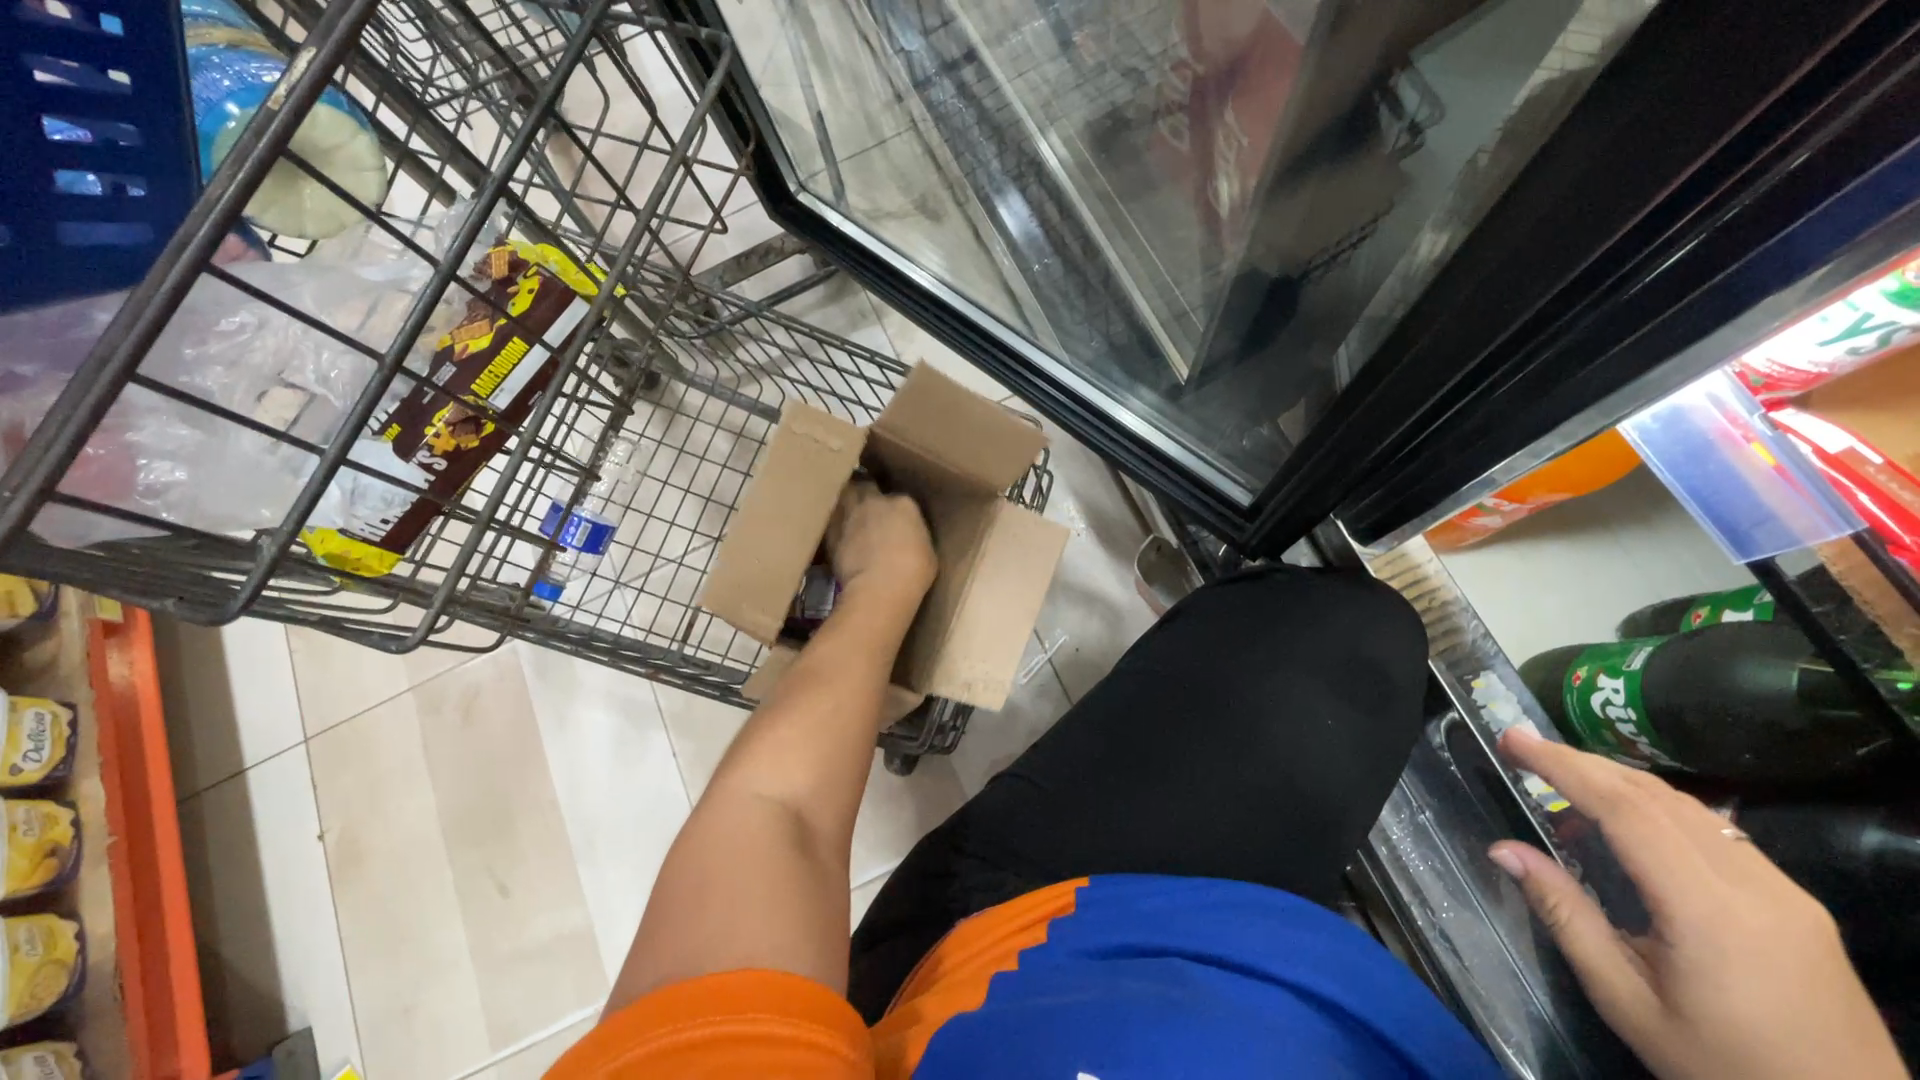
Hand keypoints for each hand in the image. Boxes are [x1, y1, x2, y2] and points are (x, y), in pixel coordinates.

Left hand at [825, 480, 934, 612]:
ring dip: (847, 502)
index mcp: (904, 504)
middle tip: (868, 509)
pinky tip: (839, 533)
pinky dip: (835, 523)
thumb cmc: (914, 572)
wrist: (880, 586)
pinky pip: (832, 519)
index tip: (894, 520)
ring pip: (844, 496)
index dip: (894, 508)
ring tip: (849, 513)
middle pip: (866, 486)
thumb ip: (913, 537)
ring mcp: (851, 514)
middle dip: (866, 494)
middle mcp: (875, 501)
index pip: (898, 498)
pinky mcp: (831, 531)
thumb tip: (905, 539)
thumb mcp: (927, 552)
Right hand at [1488, 728, 1905, 1079]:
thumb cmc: (1721, 1067)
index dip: (1565, 767)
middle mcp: (1754, 885)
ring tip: (1564, 786)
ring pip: (1692, 809)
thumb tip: (1504, 849)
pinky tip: (1629, 828)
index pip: (1627, 811)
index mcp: (1707, 911)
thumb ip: (1565, 916)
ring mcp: (1785, 891)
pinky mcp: (1798, 903)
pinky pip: (1719, 834)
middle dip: (1585, 763)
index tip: (1513, 740)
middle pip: (1659, 798)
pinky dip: (1660, 812)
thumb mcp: (1626, 1001)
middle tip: (1525, 748)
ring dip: (1622, 784)